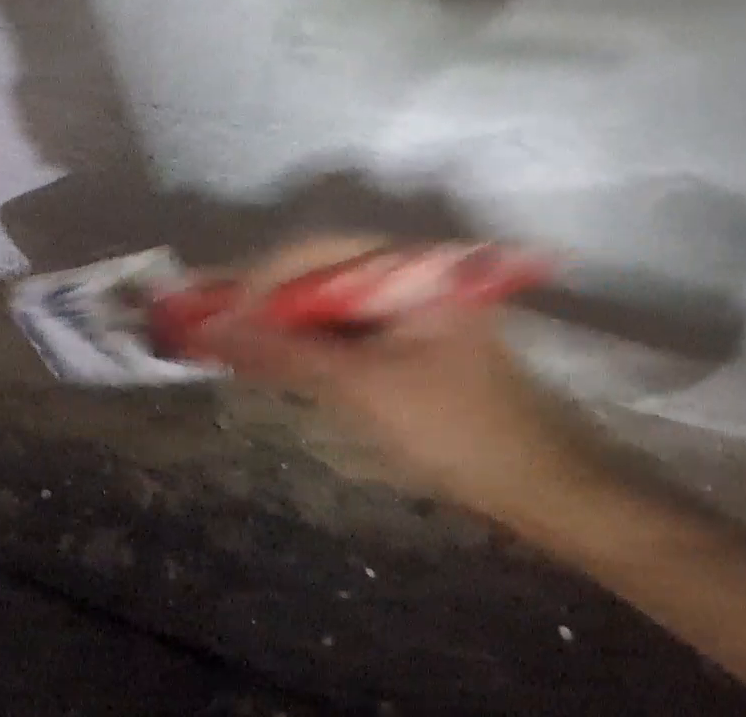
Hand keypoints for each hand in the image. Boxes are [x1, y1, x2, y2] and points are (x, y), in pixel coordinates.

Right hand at [198, 237, 598, 512]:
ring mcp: (402, 308)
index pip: (310, 254)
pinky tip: (258, 358)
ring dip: (269, 323)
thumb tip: (206, 328)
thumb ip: (282, 352)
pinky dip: (294, 343)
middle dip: (254, 300)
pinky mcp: (397, 339)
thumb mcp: (362, 387)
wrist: (543, 492)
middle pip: (309, 274)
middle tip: (202, 323)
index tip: (215, 316)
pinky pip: (331, 329)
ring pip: (315, 302)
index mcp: (412, 269)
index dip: (254, 280)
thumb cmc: (458, 430)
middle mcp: (405, 274)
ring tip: (217, 339)